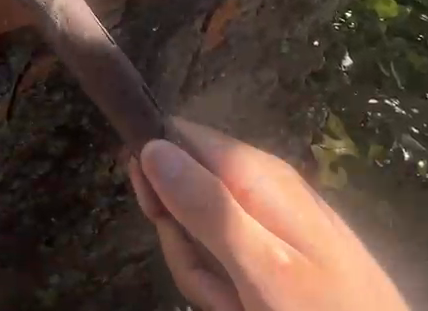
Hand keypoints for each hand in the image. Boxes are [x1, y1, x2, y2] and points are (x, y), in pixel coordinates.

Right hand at [126, 117, 408, 310]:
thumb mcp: (263, 269)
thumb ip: (207, 206)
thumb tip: (149, 145)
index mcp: (251, 170)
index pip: (171, 134)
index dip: (153, 172)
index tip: (156, 216)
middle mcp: (257, 179)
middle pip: (180, 187)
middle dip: (183, 240)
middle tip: (217, 284)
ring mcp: (269, 213)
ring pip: (197, 227)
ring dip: (204, 272)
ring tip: (240, 305)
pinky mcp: (278, 244)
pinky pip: (225, 251)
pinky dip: (226, 284)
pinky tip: (247, 306)